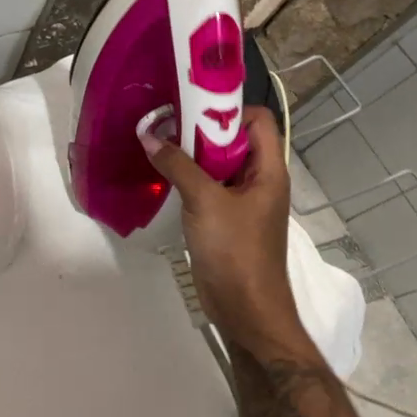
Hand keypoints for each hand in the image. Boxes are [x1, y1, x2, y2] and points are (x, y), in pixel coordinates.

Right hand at [143, 107, 308, 354]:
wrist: (246, 310)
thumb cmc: (236, 251)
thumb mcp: (205, 202)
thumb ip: (177, 165)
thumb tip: (147, 135)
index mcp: (268, 171)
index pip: (257, 120)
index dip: (228, 109)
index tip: (190, 106)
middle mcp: (258, 180)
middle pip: (233, 139)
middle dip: (199, 128)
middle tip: (163, 120)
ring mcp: (241, 201)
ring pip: (216, 163)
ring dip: (189, 152)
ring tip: (155, 142)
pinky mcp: (224, 219)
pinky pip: (206, 185)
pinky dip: (186, 175)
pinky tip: (159, 173)